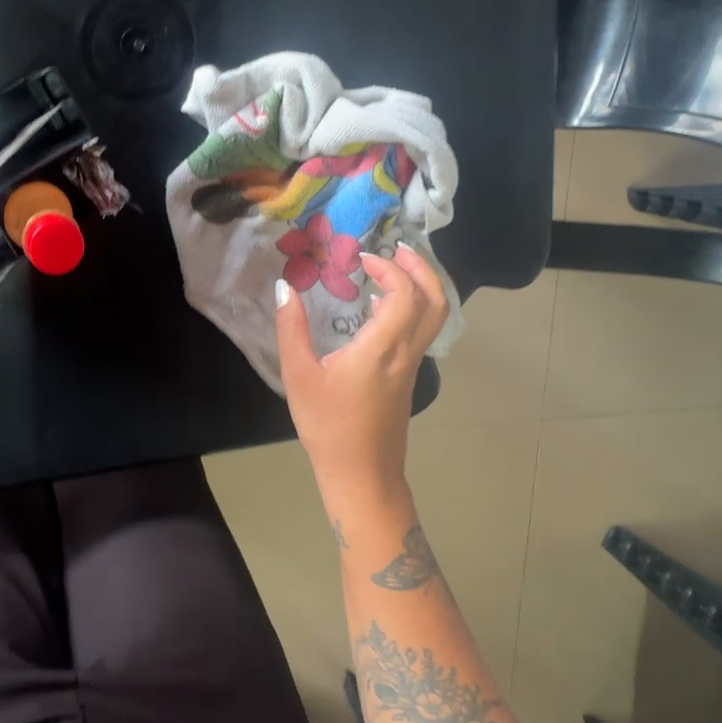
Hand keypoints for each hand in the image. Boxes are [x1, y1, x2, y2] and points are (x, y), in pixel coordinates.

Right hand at [275, 244, 449, 499]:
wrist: (361, 474)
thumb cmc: (328, 425)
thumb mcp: (299, 375)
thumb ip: (291, 328)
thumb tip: (285, 287)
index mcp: (382, 349)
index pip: (405, 295)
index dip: (391, 269)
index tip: (362, 259)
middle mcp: (405, 353)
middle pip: (435, 302)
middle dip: (422, 270)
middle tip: (398, 248)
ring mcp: (410, 366)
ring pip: (433, 317)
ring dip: (420, 286)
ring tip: (391, 268)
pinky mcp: (406, 377)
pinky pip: (420, 331)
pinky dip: (409, 307)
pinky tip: (377, 307)